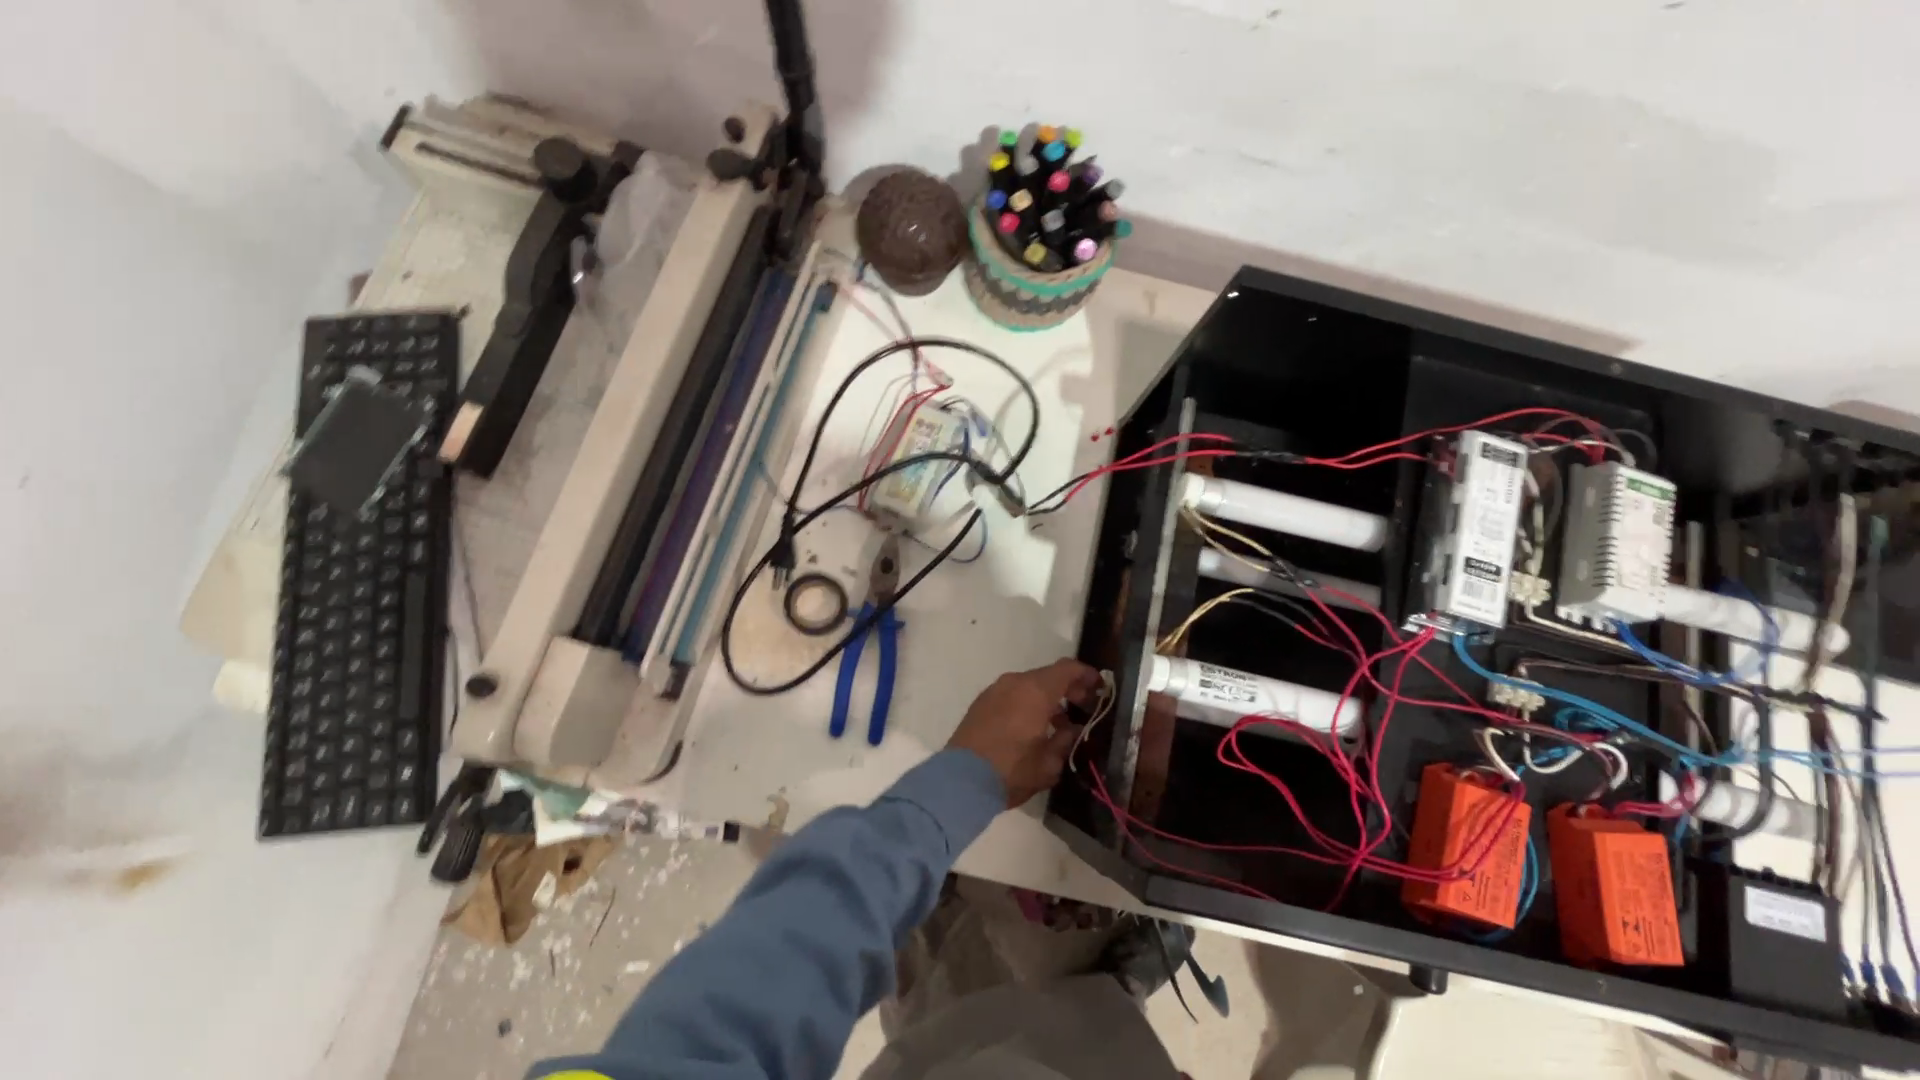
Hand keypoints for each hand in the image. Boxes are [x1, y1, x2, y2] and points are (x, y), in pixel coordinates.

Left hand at [947, 658, 1103, 807]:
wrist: (960, 781)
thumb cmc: (1011, 770)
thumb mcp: (1049, 763)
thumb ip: (1065, 741)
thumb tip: (1072, 729)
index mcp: (1035, 690)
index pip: (1067, 669)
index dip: (1087, 675)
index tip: (1100, 689)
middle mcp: (1014, 683)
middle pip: (1047, 676)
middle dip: (1068, 689)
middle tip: (1083, 708)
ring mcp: (994, 691)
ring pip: (1028, 686)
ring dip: (1046, 698)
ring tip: (1059, 725)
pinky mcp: (980, 704)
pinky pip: (1011, 695)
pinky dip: (1027, 703)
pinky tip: (1032, 728)